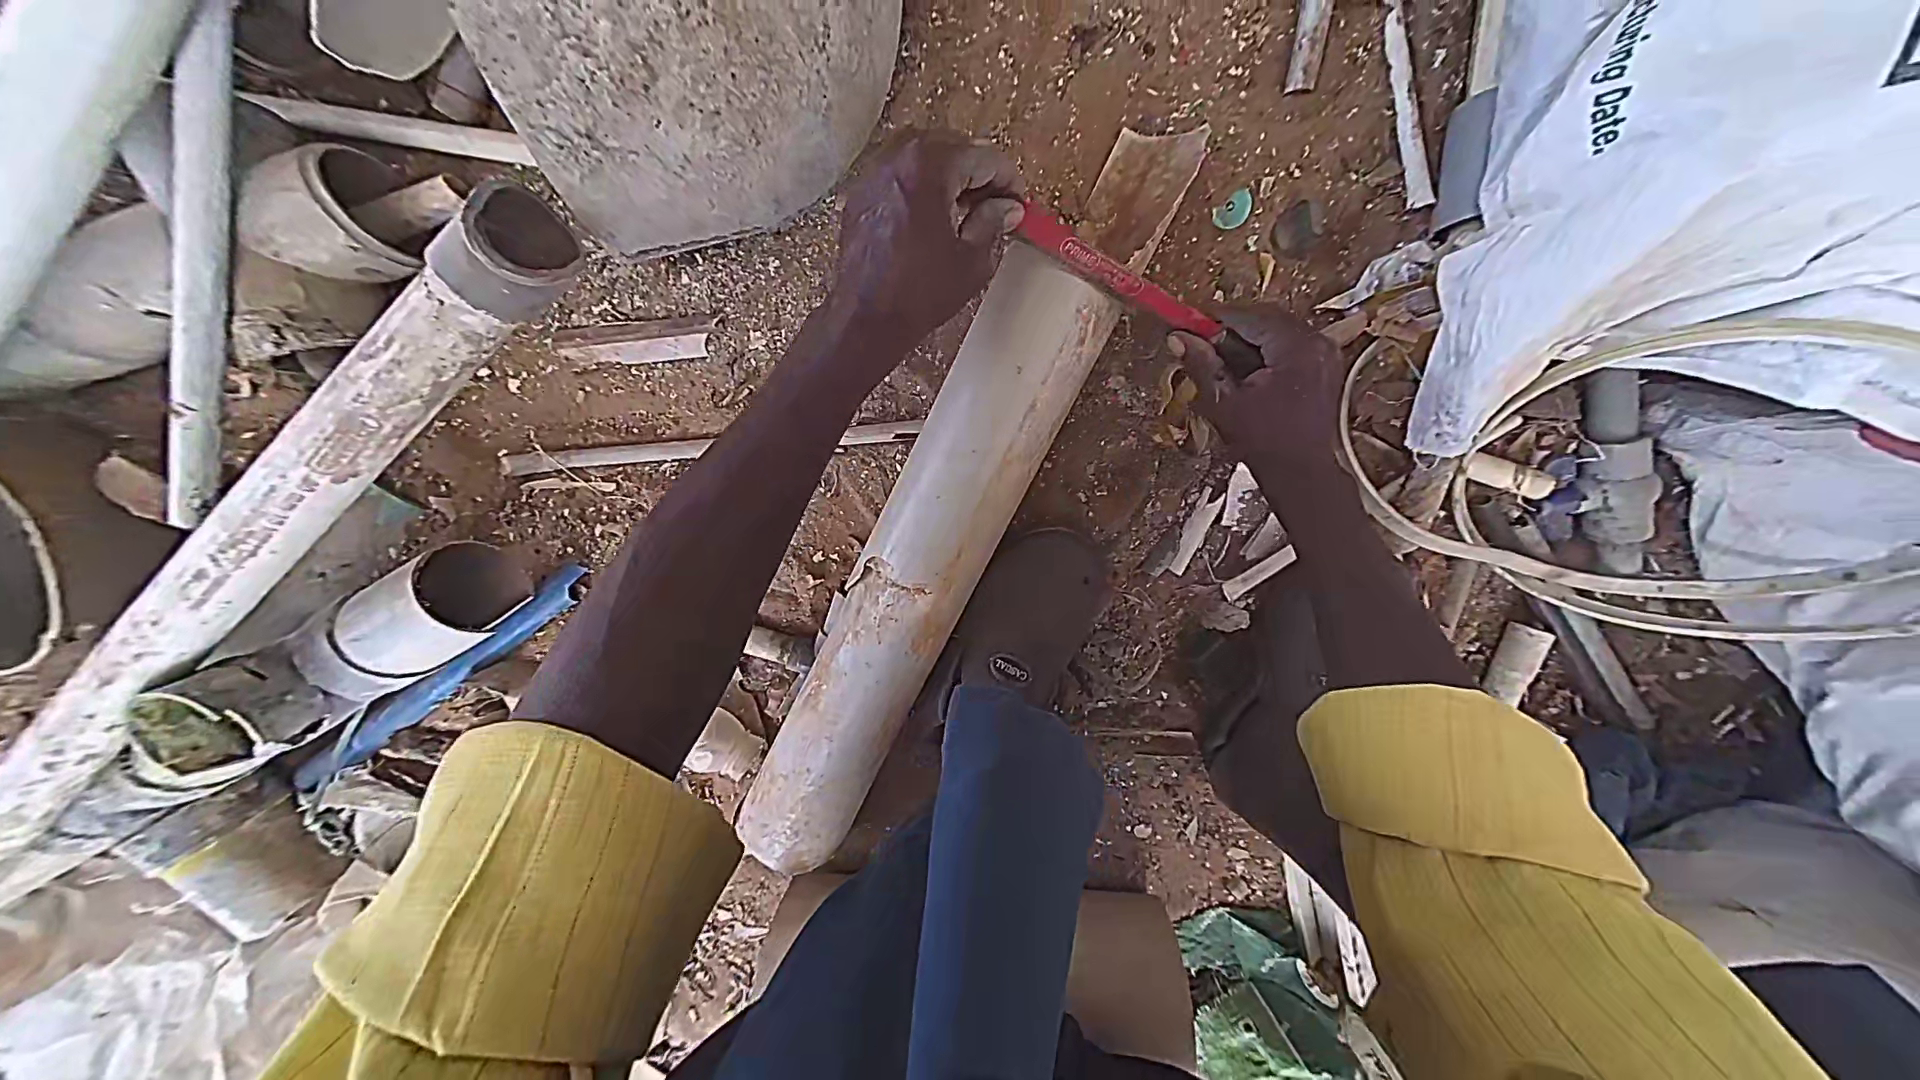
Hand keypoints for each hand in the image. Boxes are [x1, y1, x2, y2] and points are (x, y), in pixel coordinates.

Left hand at [832, 129, 1025, 347]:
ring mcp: (873, 176)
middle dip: (978, 173)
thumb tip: (1007, 208)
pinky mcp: (860, 197)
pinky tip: (932, 218)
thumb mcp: (971, 260)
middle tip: (996, 205)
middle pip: (951, 147)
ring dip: (949, 176)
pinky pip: (899, 176)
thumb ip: (992, 223)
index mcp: (930, 168)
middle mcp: (897, 160)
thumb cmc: (918, 294)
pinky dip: (920, 187)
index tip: (1017, 201)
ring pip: (922, 157)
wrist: (868, 319)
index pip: (982, 156)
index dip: (1007, 180)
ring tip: (965, 210)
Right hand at [1168, 306, 1343, 468]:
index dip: (1213, 317)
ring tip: (1217, 362)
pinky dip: (1261, 354)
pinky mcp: (1322, 367)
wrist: (1301, 474)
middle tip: (1197, 343)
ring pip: (1274, 332)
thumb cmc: (1264, 443)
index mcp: (1296, 347)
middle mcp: (1317, 343)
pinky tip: (1241, 374)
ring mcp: (1324, 355)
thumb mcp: (1224, 403)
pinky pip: (1286, 347)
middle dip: (1229, 330)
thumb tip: (1178, 338)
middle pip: (1264, 320)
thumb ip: (1202, 365)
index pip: (1249, 316)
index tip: (1186, 321)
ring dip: (1243, 342)